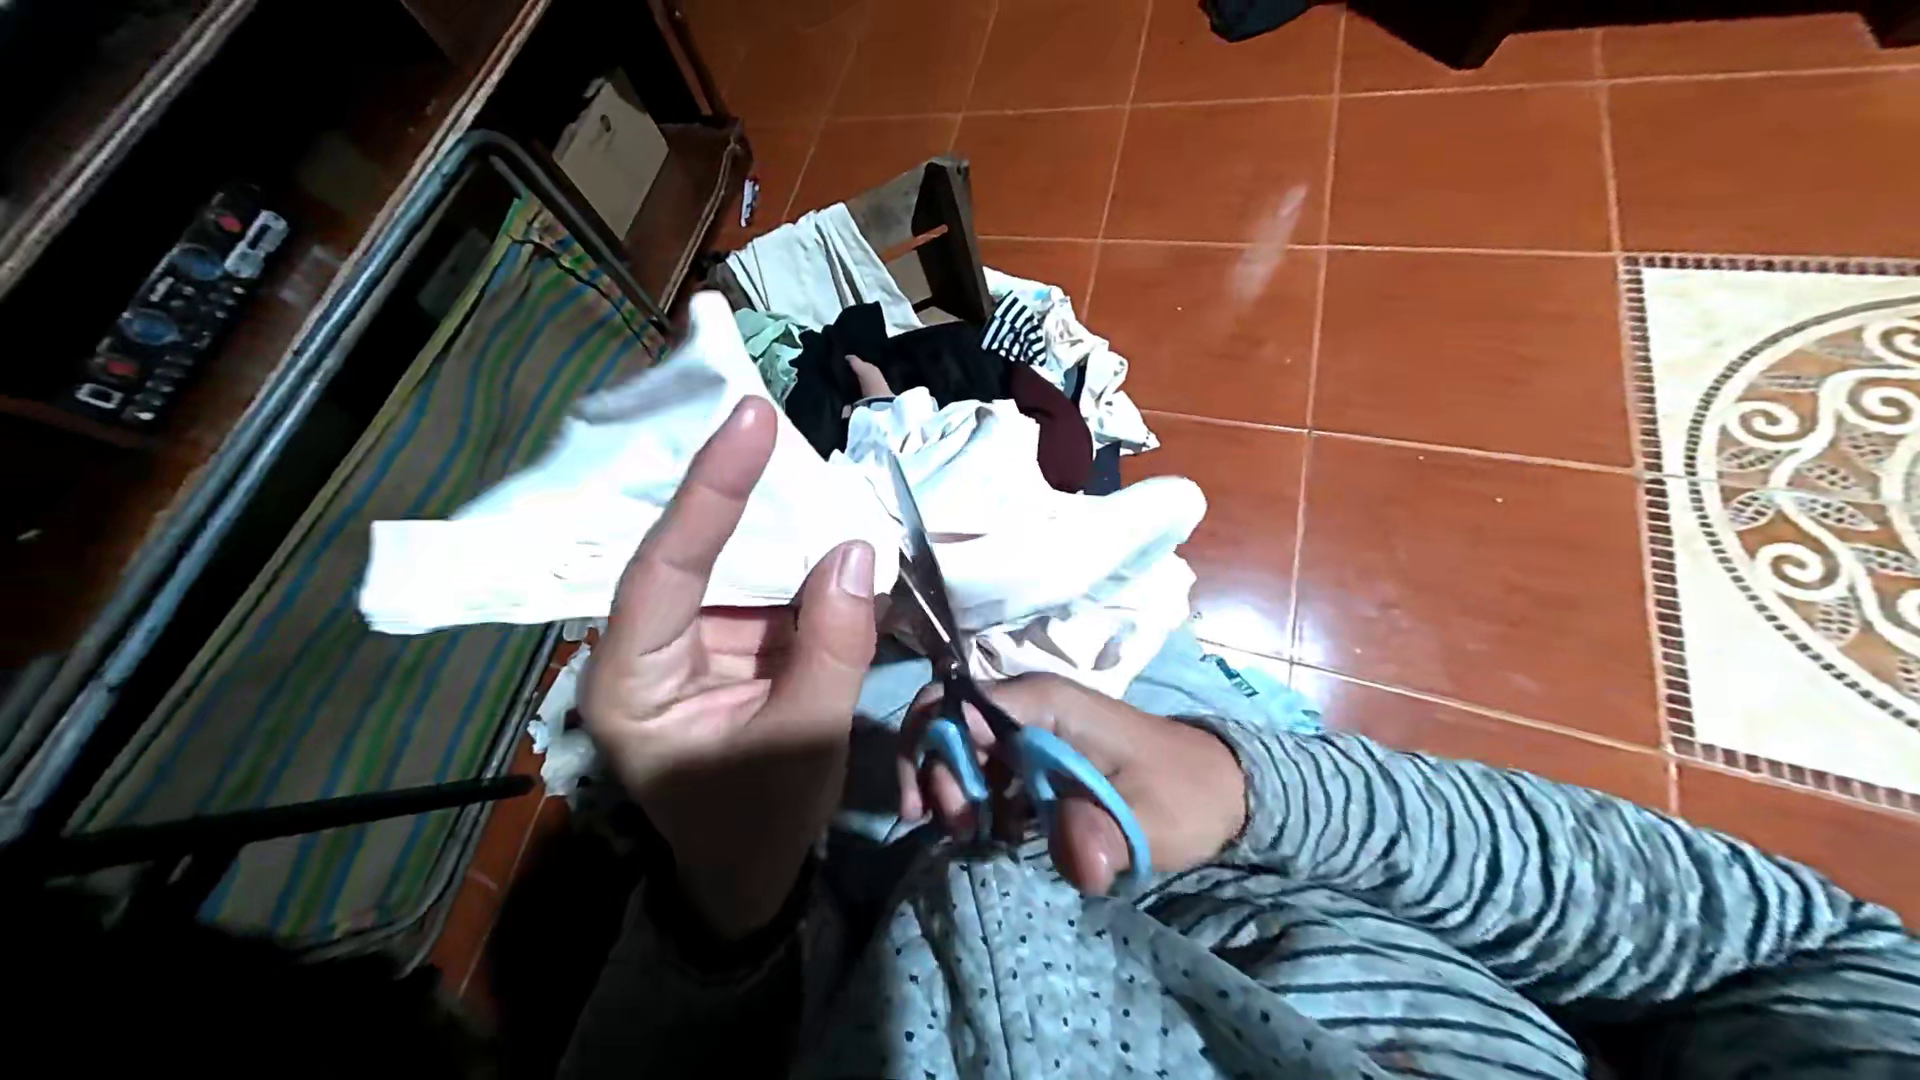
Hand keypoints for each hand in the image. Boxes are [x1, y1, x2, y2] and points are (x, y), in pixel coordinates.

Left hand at [579, 398, 876, 938]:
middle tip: (776, 426)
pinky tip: (836, 535)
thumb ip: (832, 647)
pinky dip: (808, 566)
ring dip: (785, 527)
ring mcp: (694, 641)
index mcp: (632, 680)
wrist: (753, 875)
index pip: (664, 568)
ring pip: (739, 565)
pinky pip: (772, 589)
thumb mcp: (801, 741)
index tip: (751, 420)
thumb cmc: (757, 824)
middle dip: (743, 494)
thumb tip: (856, 553)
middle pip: (695, 552)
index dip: (710, 491)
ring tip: (823, 478)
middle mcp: (651, 646)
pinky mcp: (733, 642)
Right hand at [897, 674, 1247, 894]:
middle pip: (946, 722)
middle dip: (936, 776)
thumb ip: (1107, 833)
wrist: (1214, 787)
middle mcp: (1026, 706)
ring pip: (958, 745)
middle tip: (959, 832)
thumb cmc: (1182, 791)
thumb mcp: (1150, 819)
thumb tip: (1074, 858)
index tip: (942, 811)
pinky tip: (991, 836)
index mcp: (1043, 703)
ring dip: (949, 790)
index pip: (955, 702)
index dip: (933, 749)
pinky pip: (983, 767)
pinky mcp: (1034, 755)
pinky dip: (973, 800)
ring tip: (969, 839)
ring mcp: (1028, 729)